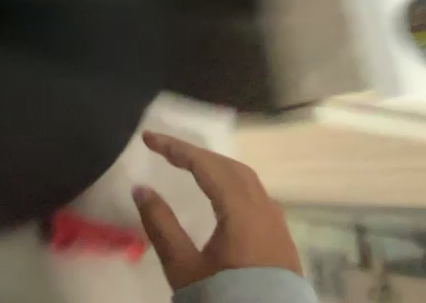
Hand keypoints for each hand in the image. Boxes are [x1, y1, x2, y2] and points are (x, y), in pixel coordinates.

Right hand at [132, 130, 301, 289]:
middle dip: (198, 154)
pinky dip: (233, 185)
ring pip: (249, 183)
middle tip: (168, 151)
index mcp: (242, 215)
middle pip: (231, 169)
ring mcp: (279, 231)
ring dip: (217, 168)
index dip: (176, 148)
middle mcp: (265, 215)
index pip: (206, 166)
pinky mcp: (284, 247)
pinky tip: (221, 197)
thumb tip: (141, 189)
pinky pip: (258, 199)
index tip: (148, 139)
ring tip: (191, 167)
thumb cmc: (225, 301)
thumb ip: (161, 225)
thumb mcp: (183, 268)